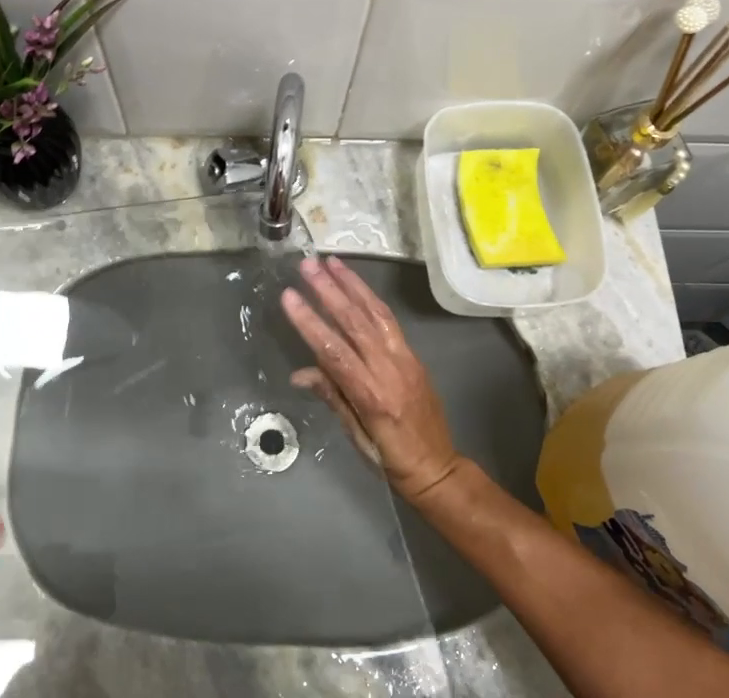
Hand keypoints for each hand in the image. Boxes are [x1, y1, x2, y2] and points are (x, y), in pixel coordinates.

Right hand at [280, 256, 462, 502]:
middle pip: (356, 323)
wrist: (438, 466)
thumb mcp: (356, 437)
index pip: (335, 351)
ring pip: (376, 313)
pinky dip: (371, 298)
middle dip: (329, 291)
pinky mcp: (413, 355)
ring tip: (331, 262)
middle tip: (307, 265)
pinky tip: (356, 285)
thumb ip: (332, 397)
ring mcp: (405, 359)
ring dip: (352, 285)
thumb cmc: (389, 459)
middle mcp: (389, 370)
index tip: (289, 297)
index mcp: (371, 396)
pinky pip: (390, 321)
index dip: (310, 322)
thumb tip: (299, 372)